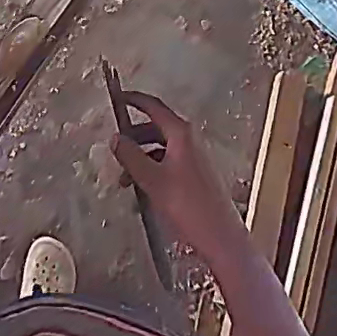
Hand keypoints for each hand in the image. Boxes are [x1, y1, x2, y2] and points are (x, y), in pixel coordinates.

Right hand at [109, 92, 246, 262]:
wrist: (221, 238)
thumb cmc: (188, 205)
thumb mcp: (152, 180)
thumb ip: (131, 156)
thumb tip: (115, 138)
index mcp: (181, 134)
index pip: (153, 107)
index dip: (134, 100)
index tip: (117, 97)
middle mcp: (189, 141)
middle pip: (155, 128)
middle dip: (133, 137)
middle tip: (115, 149)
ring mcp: (194, 157)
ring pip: (159, 147)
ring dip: (140, 158)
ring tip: (124, 179)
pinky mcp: (195, 174)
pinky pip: (167, 162)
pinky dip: (151, 169)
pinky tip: (142, 189)